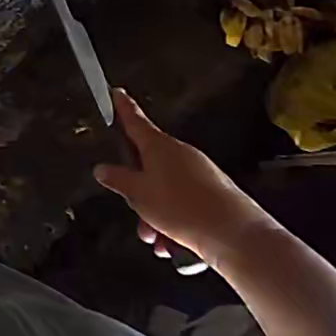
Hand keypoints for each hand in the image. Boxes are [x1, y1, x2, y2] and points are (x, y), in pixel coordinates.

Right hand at [93, 89, 277, 271]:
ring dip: (156, 216)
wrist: (232, 233)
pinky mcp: (212, 192)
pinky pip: (183, 204)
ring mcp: (198, 172)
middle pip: (148, 166)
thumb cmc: (182, 207)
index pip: (135, 120)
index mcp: (158, 146)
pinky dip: (174, 223)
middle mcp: (179, 154)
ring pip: (164, 191)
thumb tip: (102, 169)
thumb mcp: (138, 194)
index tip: (117, 93)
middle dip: (139, 194)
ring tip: (157, 238)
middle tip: (136, 215)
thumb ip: (118, 180)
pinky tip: (173, 243)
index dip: (123, 107)